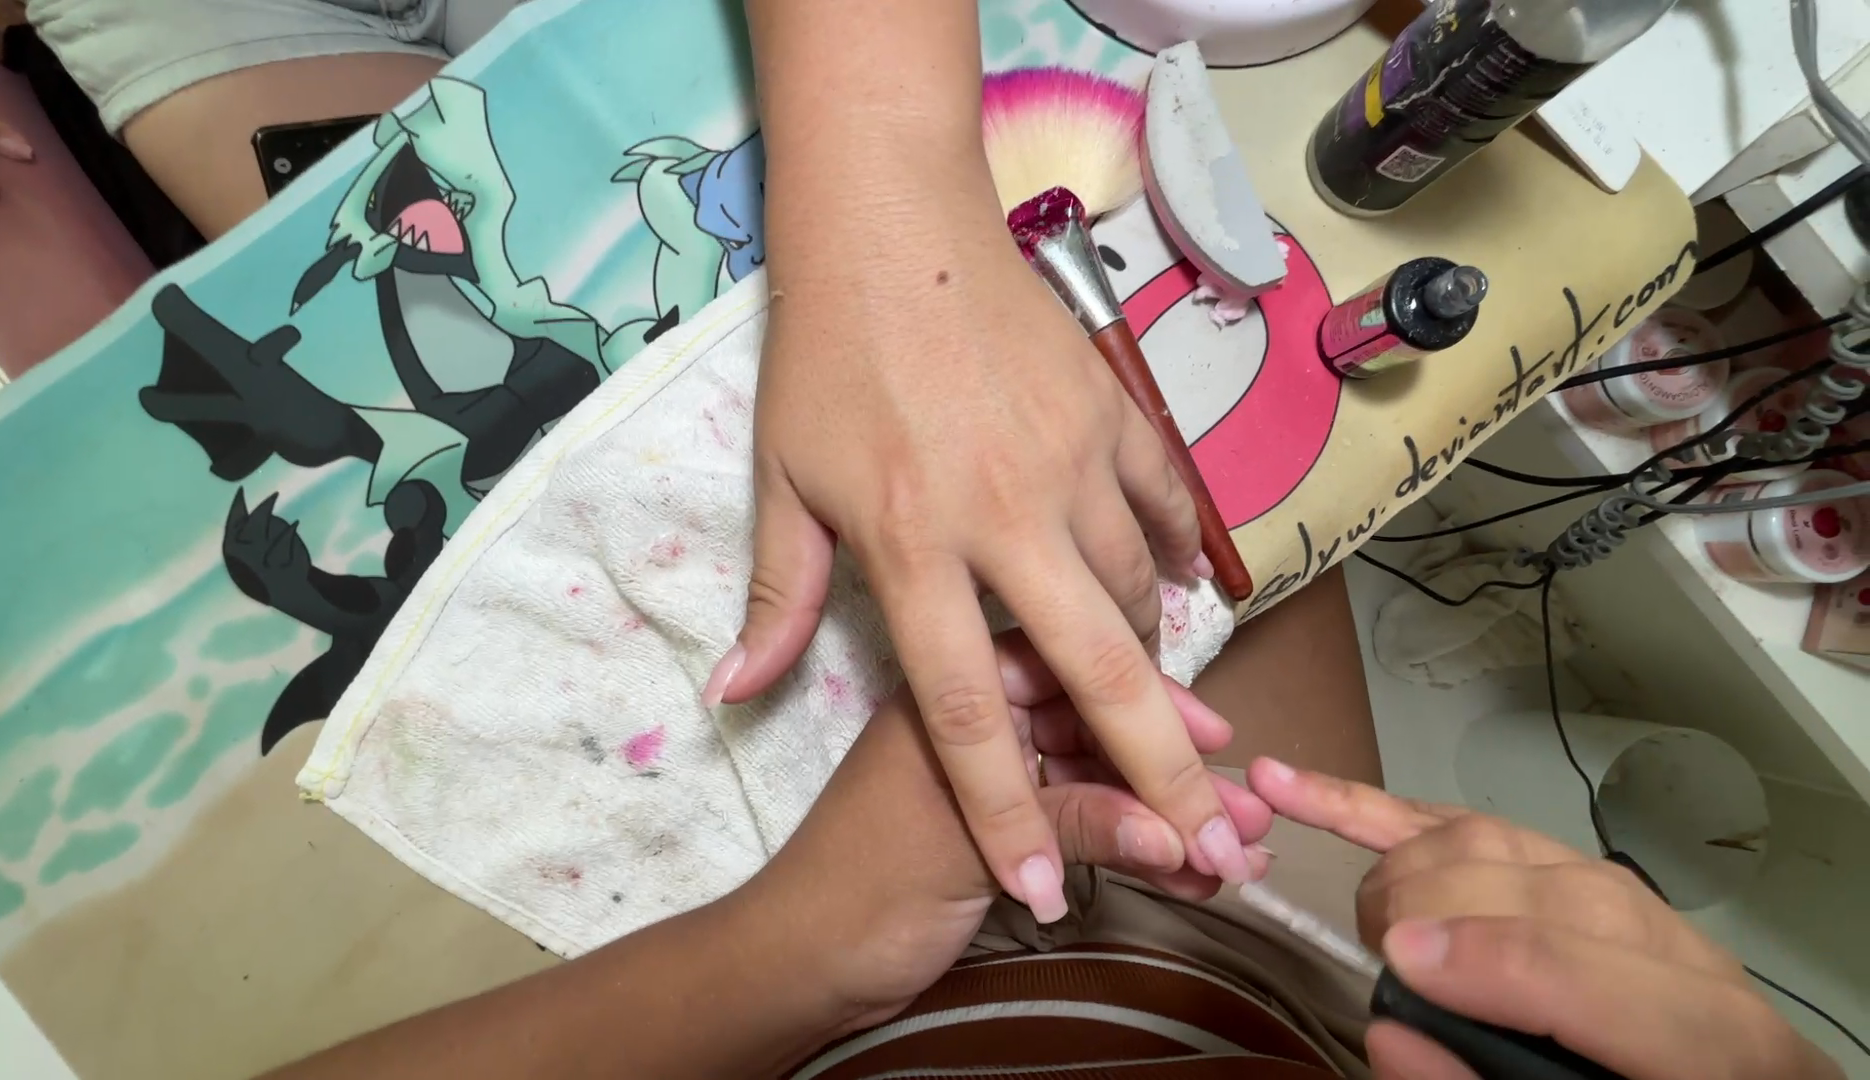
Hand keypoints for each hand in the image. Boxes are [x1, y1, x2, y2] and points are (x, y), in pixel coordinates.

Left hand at [714, 157, 1244, 922]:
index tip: (1044, 889)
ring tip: (1147, 689)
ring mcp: (1074, 462)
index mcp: (915, 544)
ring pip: (1139, 589)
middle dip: (1156, 770)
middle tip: (1212, 845)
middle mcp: (1008, 517)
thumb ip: (779, 595)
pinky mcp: (1114, 414)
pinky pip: (1165, 507)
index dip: (1005, 811)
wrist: (892, 230)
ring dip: (1146, 650)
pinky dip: (1174, 556)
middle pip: (1097, 668)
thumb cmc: (826, 358)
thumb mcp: (783, 480)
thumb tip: (734, 690)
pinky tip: (1171, 584)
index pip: (965, 710)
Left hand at [742, 632, 1272, 1032]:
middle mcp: (984, 714)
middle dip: (1172, 771)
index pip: (1064, 668)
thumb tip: (1179, 830)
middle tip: (1242, 812)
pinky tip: (1188, 872)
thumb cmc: (866, 878)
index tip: (1212, 734)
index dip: (1143, 702)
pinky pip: (1082, 820)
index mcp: (954, 683)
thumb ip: (1072, 824)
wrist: (809, 958)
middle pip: (1094, 727)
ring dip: (1164, 817)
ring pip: (1097, 779)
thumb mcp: (968, 842)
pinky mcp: (1008, 820)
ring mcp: (997, 769)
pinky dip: (1133, 847)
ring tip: (1239, 855)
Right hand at [1247, 758, 1842, 1079]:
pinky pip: (1437, 820)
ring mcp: (1599, 886)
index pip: (1596, 972)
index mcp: (1721, 1046)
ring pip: (1485, 835)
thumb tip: (1386, 1035)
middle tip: (1381, 958)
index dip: (1493, 959)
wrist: (1666, 1075)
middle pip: (1533, 885)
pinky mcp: (1533, 858)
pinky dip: (1355, 803)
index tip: (1398, 964)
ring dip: (1402, 864)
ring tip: (1373, 922)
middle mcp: (1670, 945)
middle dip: (1430, 908)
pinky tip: (1287, 783)